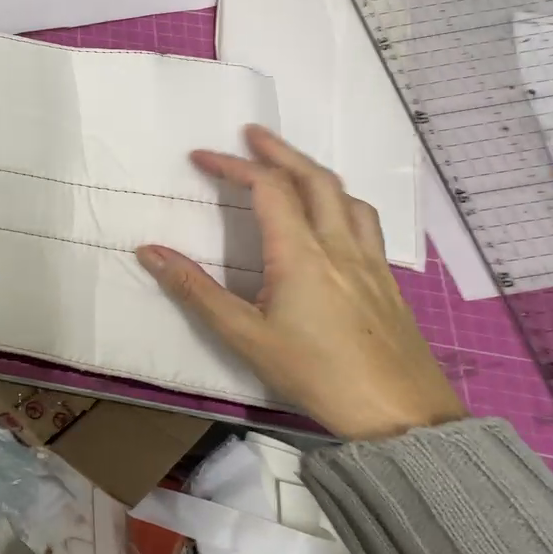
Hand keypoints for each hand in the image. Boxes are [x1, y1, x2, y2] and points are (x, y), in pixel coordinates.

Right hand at [137, 125, 465, 441]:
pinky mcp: (387, 285)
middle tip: (251, 134)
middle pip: (317, 181)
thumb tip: (148, 250)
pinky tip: (328, 219)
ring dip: (315, 174)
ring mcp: (370, 265)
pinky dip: (339, 202)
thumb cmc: (315, 373)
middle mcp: (340, 249)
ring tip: (289, 169)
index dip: (233, 165)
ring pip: (349, 200)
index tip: (199, 157)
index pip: (269, 189)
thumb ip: (193, 289)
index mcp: (302, 255)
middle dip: (281, 152)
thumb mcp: (242, 334)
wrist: (403, 419)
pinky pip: (364, 224)